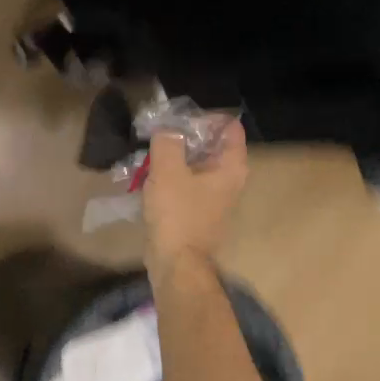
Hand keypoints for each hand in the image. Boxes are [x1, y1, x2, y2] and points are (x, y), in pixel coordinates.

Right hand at [143, 118, 248, 267]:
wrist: (176, 262)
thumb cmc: (177, 215)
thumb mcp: (168, 171)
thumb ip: (167, 142)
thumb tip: (167, 128)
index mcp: (231, 167)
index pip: (229, 127)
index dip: (205, 117)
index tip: (177, 119)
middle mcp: (229, 180)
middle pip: (212, 144)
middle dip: (186, 135)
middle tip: (158, 133)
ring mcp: (214, 197)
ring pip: (196, 164)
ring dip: (175, 156)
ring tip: (149, 152)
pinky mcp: (197, 210)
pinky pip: (186, 182)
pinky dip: (171, 175)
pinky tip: (148, 176)